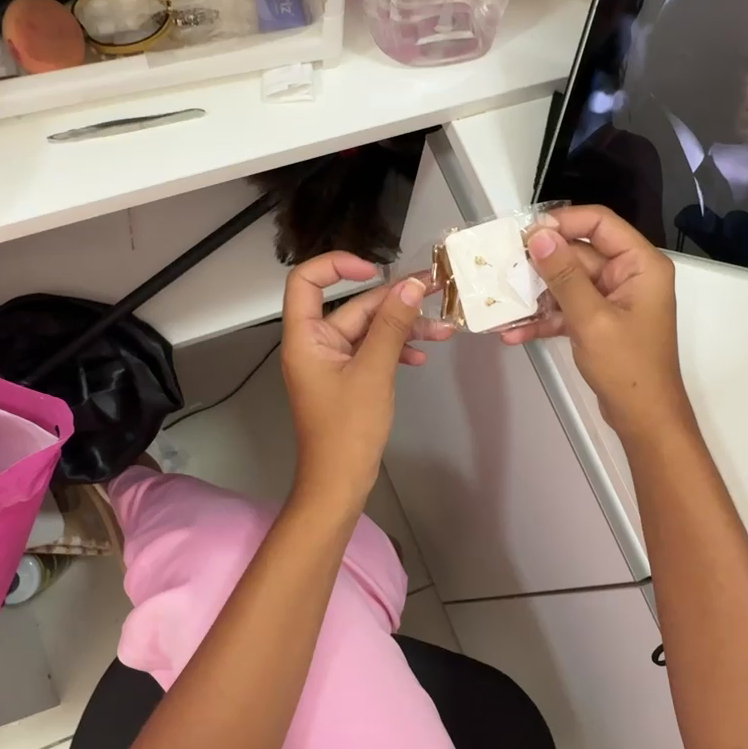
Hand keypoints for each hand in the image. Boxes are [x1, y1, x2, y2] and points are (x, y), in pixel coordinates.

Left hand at [282, 252, 451, 508]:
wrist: (339, 482)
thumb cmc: (347, 431)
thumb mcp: (374, 373)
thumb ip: (392, 326)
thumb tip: (411, 286)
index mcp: (306, 338)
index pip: (307, 281)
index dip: (337, 265)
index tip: (375, 269)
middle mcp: (315, 345)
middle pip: (353, 307)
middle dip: (394, 302)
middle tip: (436, 291)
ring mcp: (332, 364)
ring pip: (369, 331)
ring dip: (403, 327)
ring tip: (441, 329)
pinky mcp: (348, 380)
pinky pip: (372, 353)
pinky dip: (396, 350)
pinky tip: (422, 357)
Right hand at [500, 206, 686, 438]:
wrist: (643, 417)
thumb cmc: (627, 367)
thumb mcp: (591, 319)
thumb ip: (564, 276)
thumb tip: (538, 236)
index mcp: (640, 264)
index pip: (600, 223)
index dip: (563, 222)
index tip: (525, 234)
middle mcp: (628, 275)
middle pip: (579, 253)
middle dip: (541, 263)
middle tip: (503, 267)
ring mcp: (612, 300)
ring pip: (567, 283)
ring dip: (536, 295)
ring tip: (502, 301)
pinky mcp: (598, 322)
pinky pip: (567, 310)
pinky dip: (543, 320)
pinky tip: (513, 332)